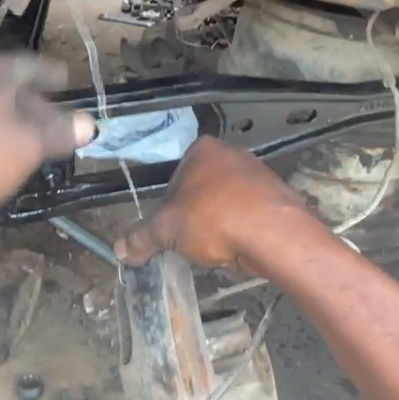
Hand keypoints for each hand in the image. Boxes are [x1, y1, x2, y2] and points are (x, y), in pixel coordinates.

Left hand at [0, 56, 95, 219]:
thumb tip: (89, 123)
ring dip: (8, 121)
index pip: (31, 64)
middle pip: (8, 85)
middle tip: (53, 120)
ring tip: (26, 141)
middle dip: (32, 103)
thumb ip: (59, 134)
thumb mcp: (27, 147)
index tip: (65, 79)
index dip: (52, 73)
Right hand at [114, 136, 315, 272]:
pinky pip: (252, 213)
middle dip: (196, 214)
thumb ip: (141, 237)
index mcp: (203, 149)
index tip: (172, 229)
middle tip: (193, 241)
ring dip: (221, 222)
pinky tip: (242, 247)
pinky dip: (244, 229)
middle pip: (203, 188)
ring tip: (218, 248)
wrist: (275, 234)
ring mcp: (259, 173)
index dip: (169, 205)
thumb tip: (119, 249)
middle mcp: (232, 153)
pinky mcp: (279, 196)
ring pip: (229, 201)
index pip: (175, 176)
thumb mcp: (167, 229)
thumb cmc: (214, 218)